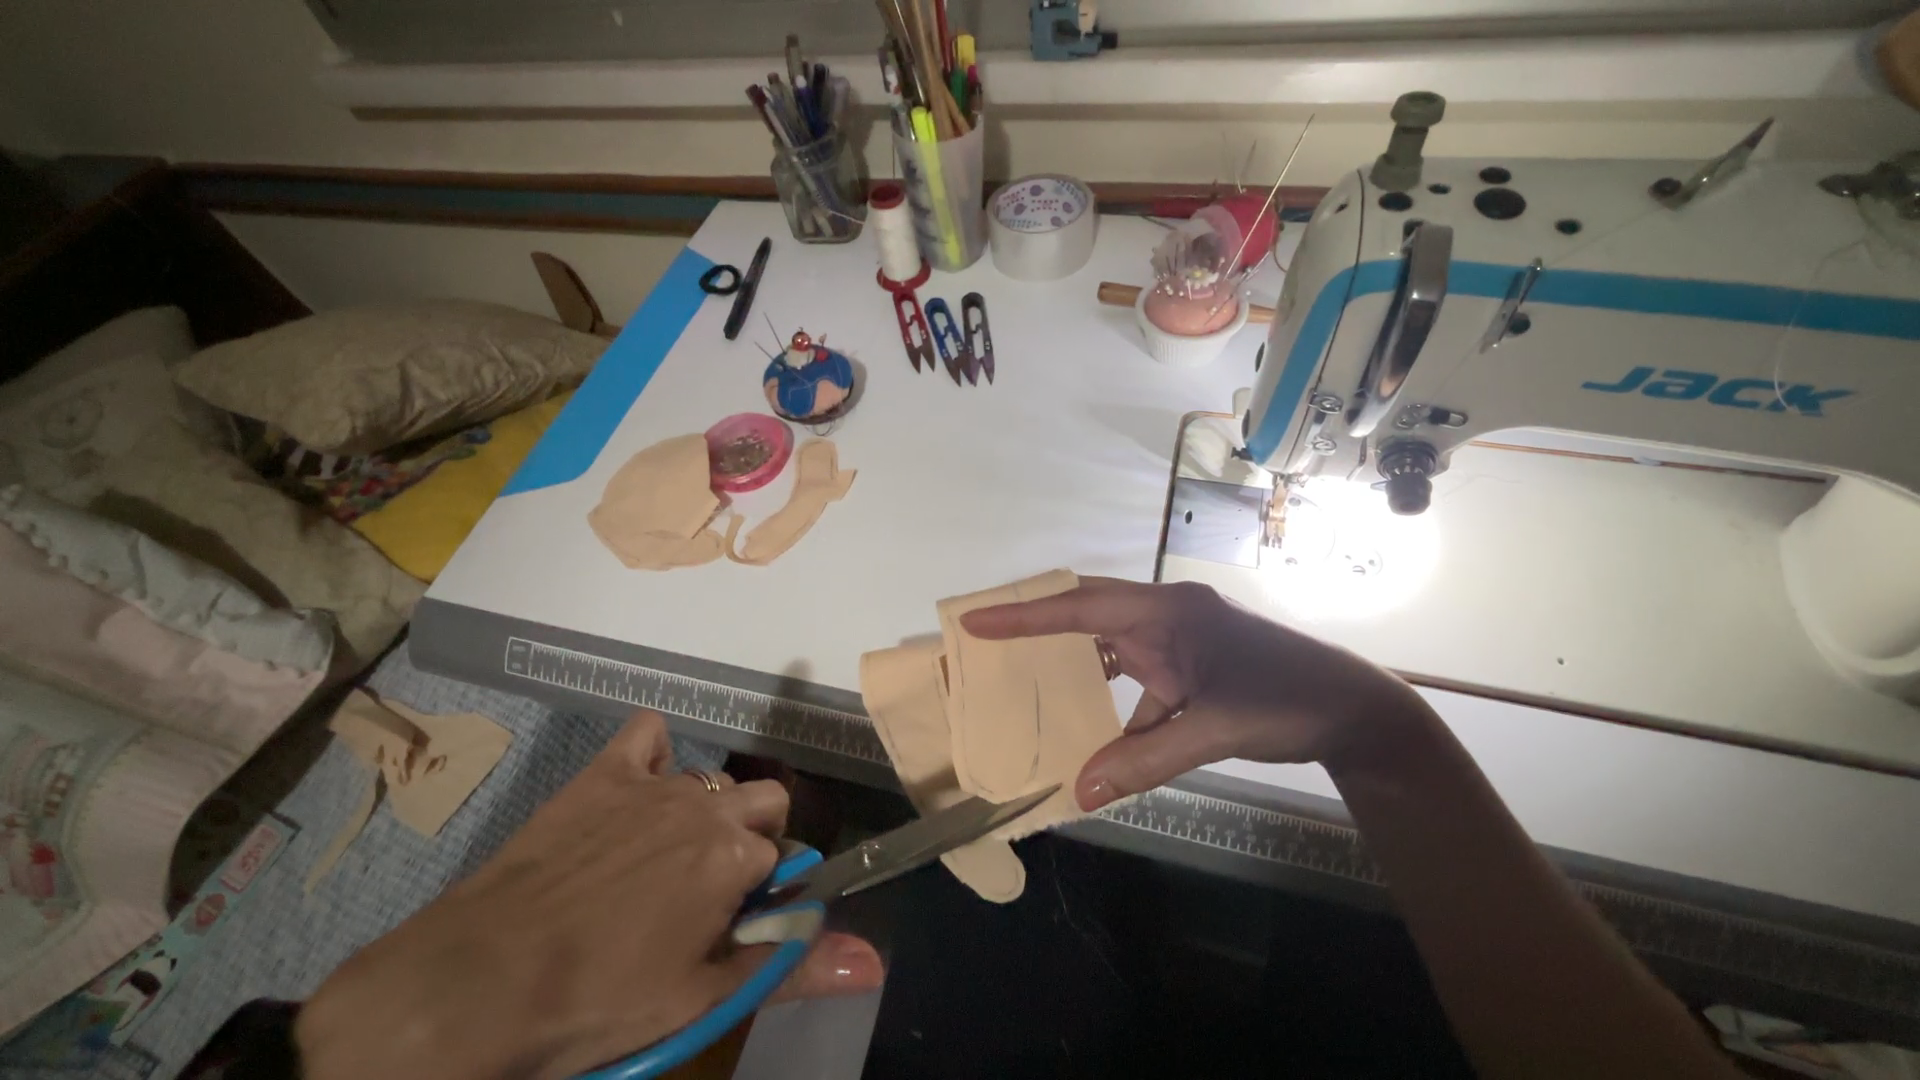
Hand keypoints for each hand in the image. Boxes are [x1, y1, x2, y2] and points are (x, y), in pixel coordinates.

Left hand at [296, 711, 883, 1079]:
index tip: (741, 923)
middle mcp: (708, 807)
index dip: (769, 894)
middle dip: (754, 838)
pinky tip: (640, 787)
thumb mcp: (701, 996)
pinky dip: (654, 754)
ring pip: (713, 780)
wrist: (479, 981)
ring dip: (706, 812)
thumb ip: (791, 966)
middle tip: (710, 893)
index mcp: (737, 858)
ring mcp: (655, 784)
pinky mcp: (604, 774)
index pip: (787, 860)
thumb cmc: (597, 999)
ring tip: (665, 862)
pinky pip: (648, 734)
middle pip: (766, 802)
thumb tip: (876, 961)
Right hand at [961, 578, 1434, 809]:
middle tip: (989, 639)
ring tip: (1029, 681)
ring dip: (1075, 664)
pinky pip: (1138, 679)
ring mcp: (1180, 640)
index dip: (1026, 615)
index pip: (1082, 606)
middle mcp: (1168, 616)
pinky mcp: (1191, 666)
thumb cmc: (1287, 701)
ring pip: (1111, 644)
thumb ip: (1145, 760)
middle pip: (1089, 610)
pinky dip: (1114, 704)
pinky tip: (1098, 735)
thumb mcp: (1214, 731)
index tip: (975, 621)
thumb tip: (1081, 792)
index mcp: (1169, 611)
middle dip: (1040, 623)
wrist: (1355, 711)